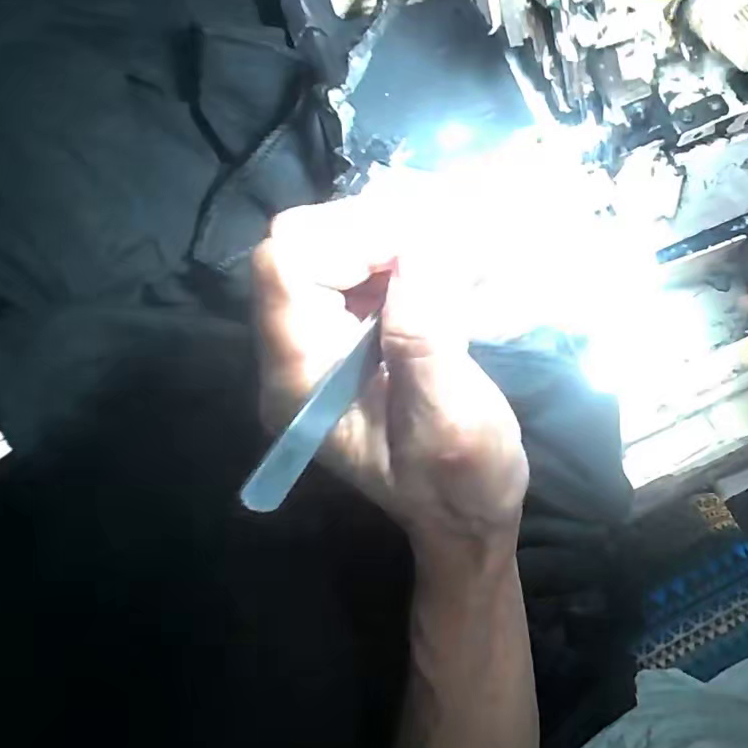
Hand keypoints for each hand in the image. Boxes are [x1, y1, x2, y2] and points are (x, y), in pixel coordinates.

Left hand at [250, 195, 527, 553]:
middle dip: (371, 231)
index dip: (350, 237)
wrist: (461, 516)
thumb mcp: (450, 418)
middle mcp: (292, 352)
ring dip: (388, 238)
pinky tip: (438, 271)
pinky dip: (397, 254)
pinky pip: (355, 267)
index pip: (286, 265)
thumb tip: (417, 247)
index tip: (420, 251)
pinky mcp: (344, 335)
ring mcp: (316, 342)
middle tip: (440, 248)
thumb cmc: (460, 482)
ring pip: (328, 247)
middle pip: (300, 245)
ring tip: (446, 257)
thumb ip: (424, 336)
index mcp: (301, 378)